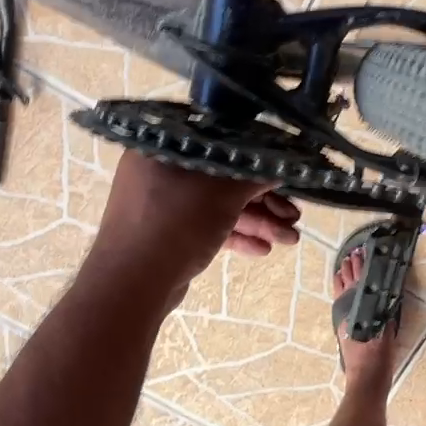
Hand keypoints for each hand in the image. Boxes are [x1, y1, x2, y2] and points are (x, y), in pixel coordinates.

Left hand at [93, 152, 301, 288]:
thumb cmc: (175, 223)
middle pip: (223, 178)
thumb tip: (282, 163)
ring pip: (218, 206)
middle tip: (294, 216)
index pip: (220, 142)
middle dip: (263, 200)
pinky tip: (263, 250)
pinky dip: (234, 235)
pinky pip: (207, 226)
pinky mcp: (168, 234)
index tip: (285, 172)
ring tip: (290, 240)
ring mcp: (162, 205)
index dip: (257, 157)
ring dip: (257, 221)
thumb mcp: (221, 194)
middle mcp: (160, 171)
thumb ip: (253, 175)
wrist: (131, 283)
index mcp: (164, 147)